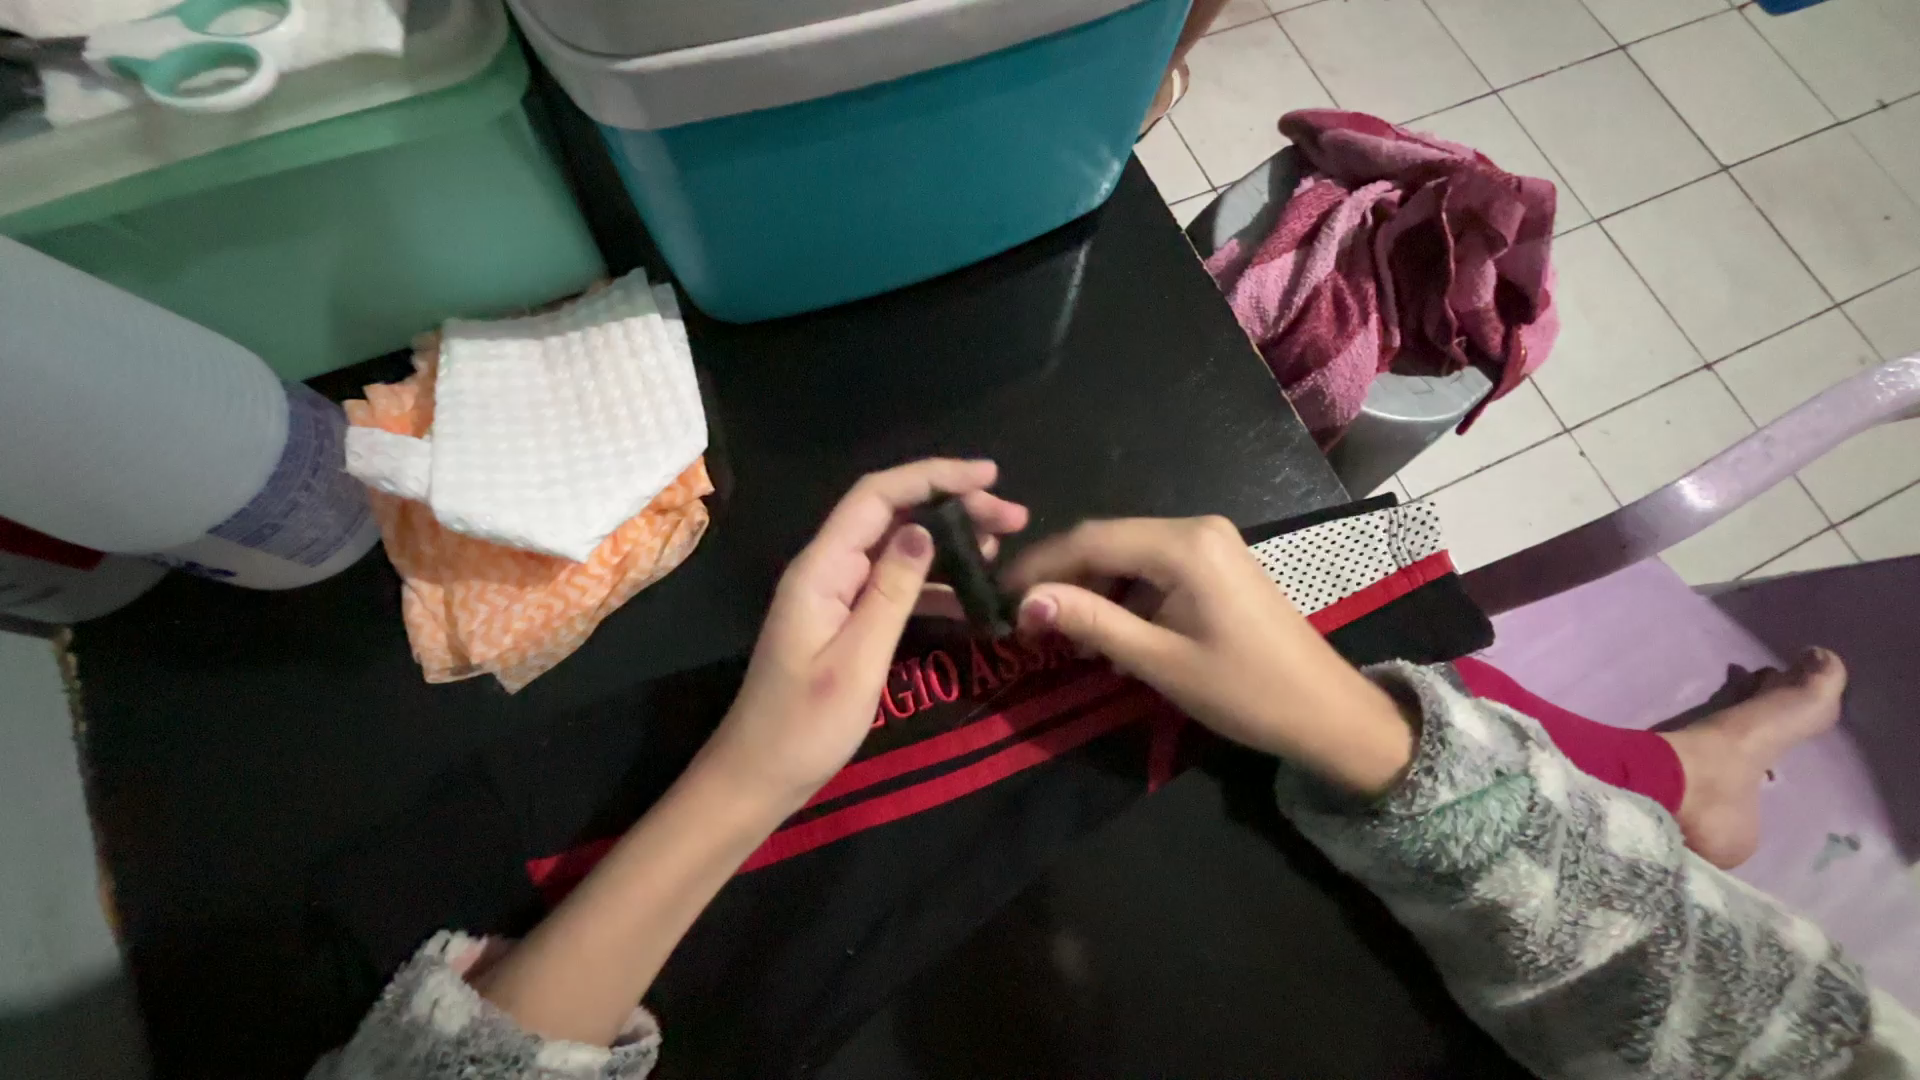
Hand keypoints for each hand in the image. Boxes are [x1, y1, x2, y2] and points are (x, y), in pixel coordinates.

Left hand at [700, 459, 1028, 807]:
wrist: (759, 776)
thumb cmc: (804, 727)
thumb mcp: (856, 660)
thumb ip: (891, 592)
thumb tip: (924, 530)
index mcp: (821, 569)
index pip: (878, 497)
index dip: (933, 477)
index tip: (989, 476)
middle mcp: (827, 568)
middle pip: (892, 515)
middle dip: (952, 506)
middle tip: (1012, 518)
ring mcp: (837, 593)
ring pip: (898, 548)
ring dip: (950, 543)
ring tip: (1003, 548)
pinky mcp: (846, 619)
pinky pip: (895, 585)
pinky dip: (935, 583)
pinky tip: (974, 595)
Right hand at [1001, 516, 1415, 795]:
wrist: (1330, 714)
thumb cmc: (1246, 692)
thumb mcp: (1159, 661)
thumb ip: (1092, 622)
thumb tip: (1026, 602)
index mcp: (1184, 544)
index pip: (1090, 540)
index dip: (1039, 567)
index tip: (999, 596)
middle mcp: (1196, 528)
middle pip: (1107, 541)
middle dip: (1063, 577)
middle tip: (1025, 620)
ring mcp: (1210, 543)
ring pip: (1127, 555)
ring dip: (1093, 589)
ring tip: (1064, 634)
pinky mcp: (1216, 563)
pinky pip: (1154, 568)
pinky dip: (1125, 596)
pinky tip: (1111, 634)